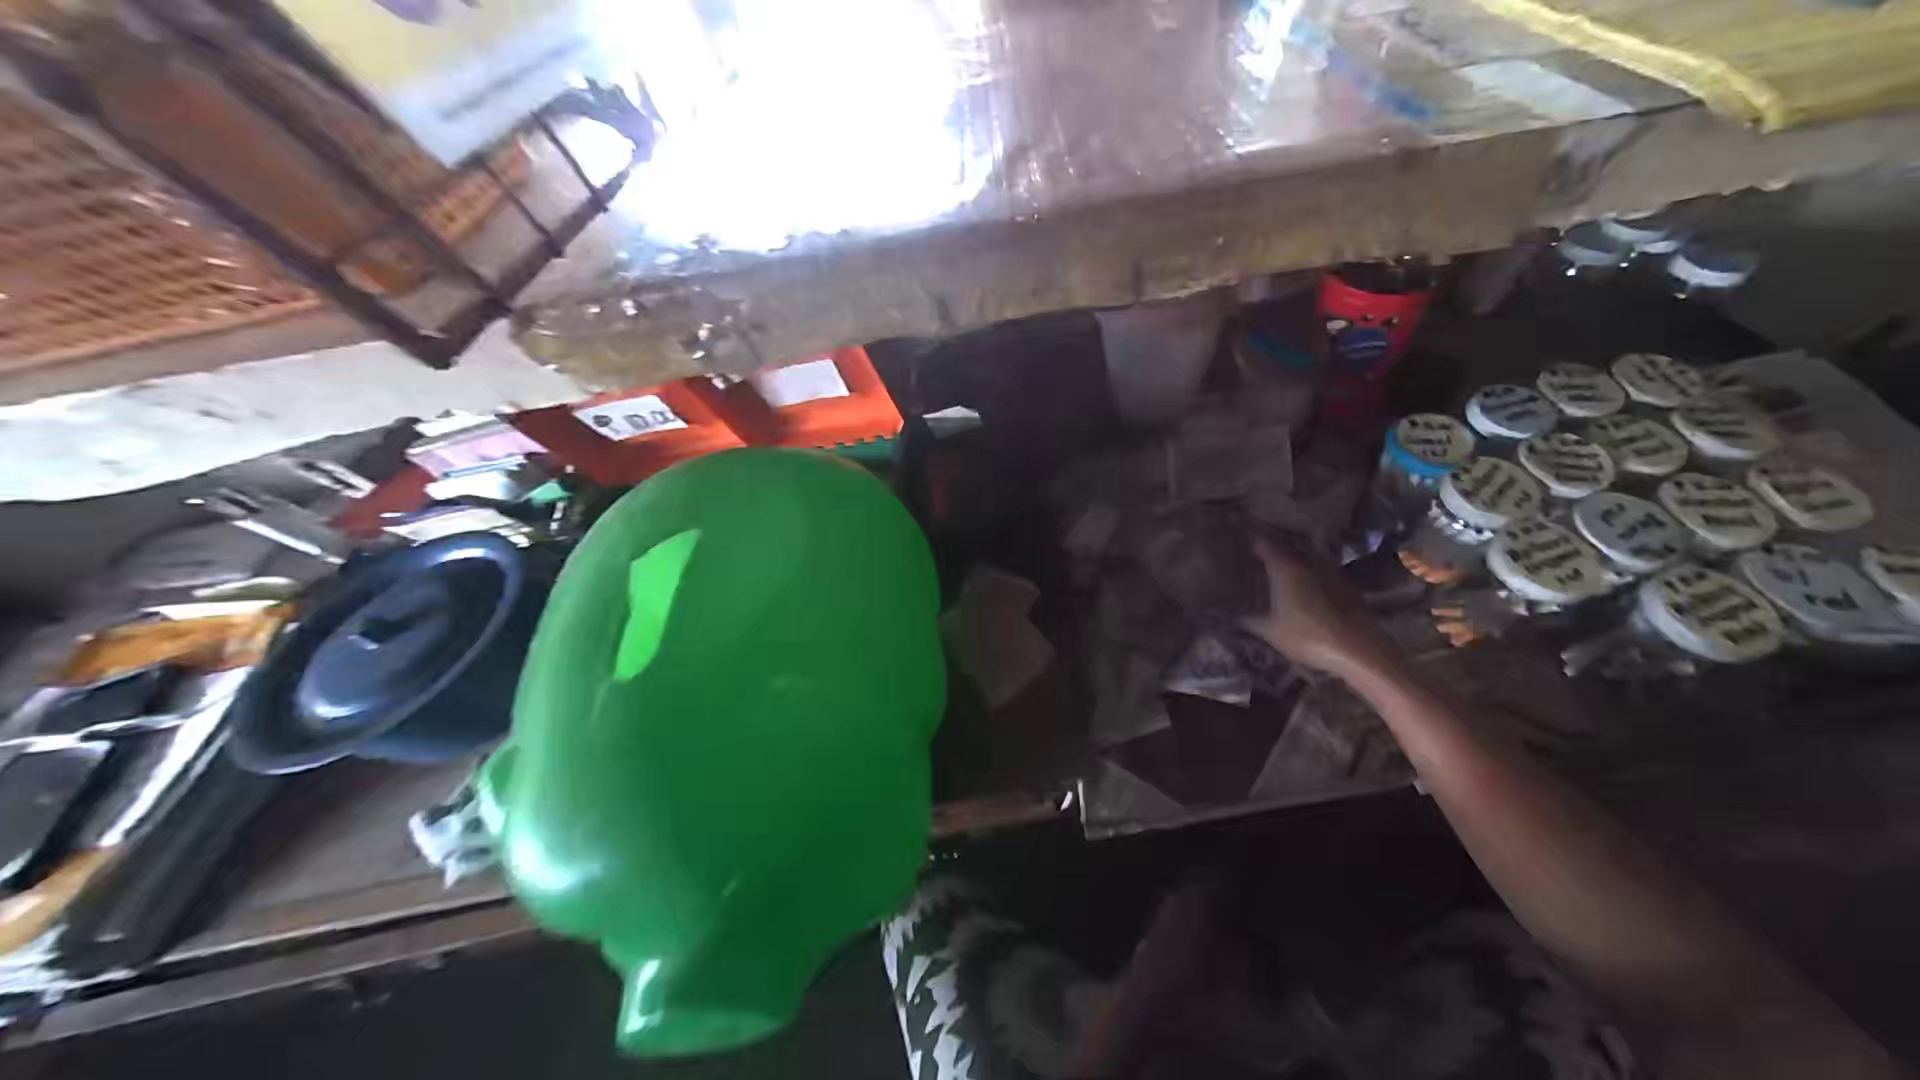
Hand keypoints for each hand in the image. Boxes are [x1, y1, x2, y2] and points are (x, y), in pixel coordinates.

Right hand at [1244, 539, 1401, 680]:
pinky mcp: (1347, 587)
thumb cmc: (1306, 635)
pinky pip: (1321, 575)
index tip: (1242, 547)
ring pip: (1306, 562)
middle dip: (1273, 554)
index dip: (1252, 544)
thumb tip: (1237, 615)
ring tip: (1282, 577)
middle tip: (1259, 562)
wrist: (1358, 649)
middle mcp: (1307, 563)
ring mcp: (1330, 573)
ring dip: (1294, 566)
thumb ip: (1251, 620)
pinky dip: (1311, 579)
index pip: (1264, 546)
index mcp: (1285, 568)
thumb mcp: (1270, 631)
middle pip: (1286, 551)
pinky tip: (1306, 593)